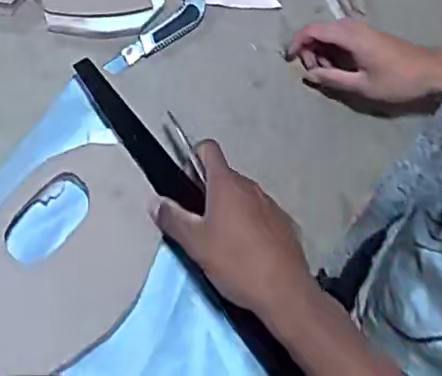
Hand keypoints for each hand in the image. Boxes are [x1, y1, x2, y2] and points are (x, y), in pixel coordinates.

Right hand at [150, 140, 316, 316]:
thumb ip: (172, 218)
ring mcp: (270, 203)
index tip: (186, 184)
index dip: (192, 160)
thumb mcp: (195, 244)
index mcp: (225, 183)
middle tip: (199, 225)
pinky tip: (247, 254)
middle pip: (223, 177)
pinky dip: (251, 226)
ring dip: (230, 211)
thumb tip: (156, 202)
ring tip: (223, 244)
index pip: (207, 149)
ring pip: (242, 197)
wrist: (285, 292)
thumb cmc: (237, 262)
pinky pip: (261, 215)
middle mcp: (249, 186)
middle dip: (208, 194)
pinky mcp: (284, 223)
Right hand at [286, 20, 441, 106]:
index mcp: (348, 35)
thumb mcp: (363, 85)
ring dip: (321, 54)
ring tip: (330, 76)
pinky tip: (341, 70)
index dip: (296, 43)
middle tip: (316, 74)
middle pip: (317, 32)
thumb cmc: (398, 79)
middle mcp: (350, 26)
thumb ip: (332, 79)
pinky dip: (332, 53)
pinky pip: (338, 39)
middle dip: (309, 52)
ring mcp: (358, 29)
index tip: (289, 60)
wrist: (430, 70)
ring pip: (327, 36)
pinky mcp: (364, 36)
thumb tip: (309, 74)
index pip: (311, 30)